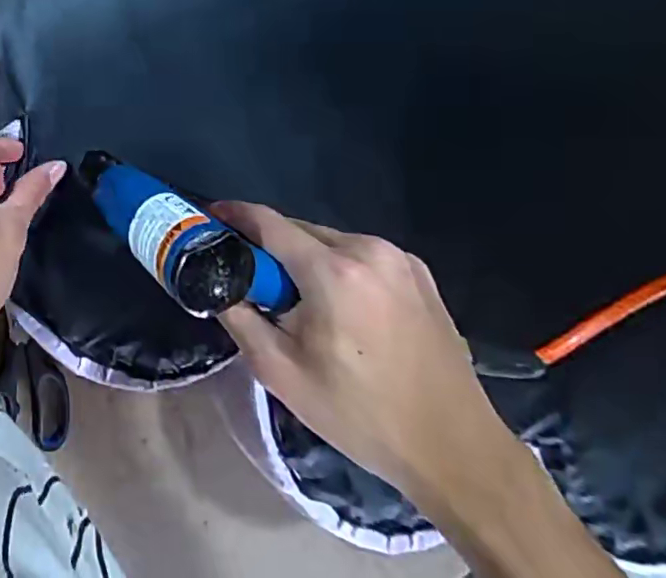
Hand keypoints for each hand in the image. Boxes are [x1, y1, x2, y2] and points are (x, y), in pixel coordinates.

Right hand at [212, 201, 518, 499]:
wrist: (455, 449)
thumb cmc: (361, 414)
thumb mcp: (280, 371)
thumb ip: (238, 316)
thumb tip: (217, 285)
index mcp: (333, 272)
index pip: (268, 222)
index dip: (234, 214)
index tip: (210, 216)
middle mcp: (369, 250)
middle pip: (299, 230)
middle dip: (269, 246)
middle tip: (251, 278)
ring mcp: (400, 259)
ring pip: (330, 241)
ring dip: (304, 259)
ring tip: (297, 301)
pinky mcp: (420, 273)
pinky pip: (360, 255)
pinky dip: (337, 268)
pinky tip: (339, 306)